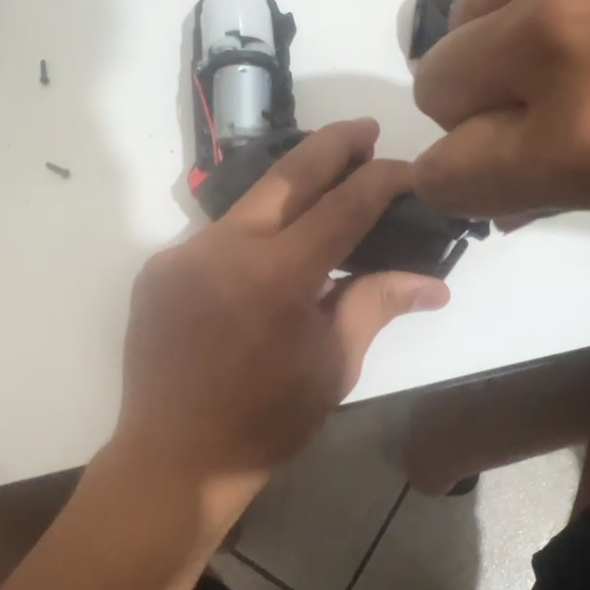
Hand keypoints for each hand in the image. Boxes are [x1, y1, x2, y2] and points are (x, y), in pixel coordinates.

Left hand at [107, 119, 449, 489]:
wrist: (174, 457)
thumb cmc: (266, 422)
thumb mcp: (333, 365)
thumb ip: (375, 305)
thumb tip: (433, 282)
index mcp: (276, 275)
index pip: (343, 207)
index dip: (381, 182)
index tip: (409, 170)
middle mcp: (223, 248)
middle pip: (286, 176)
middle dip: (331, 147)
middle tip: (364, 131)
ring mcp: (181, 256)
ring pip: (246, 208)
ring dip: (286, 198)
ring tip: (320, 199)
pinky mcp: (156, 272)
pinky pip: (213, 241)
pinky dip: (247, 240)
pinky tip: (265, 262)